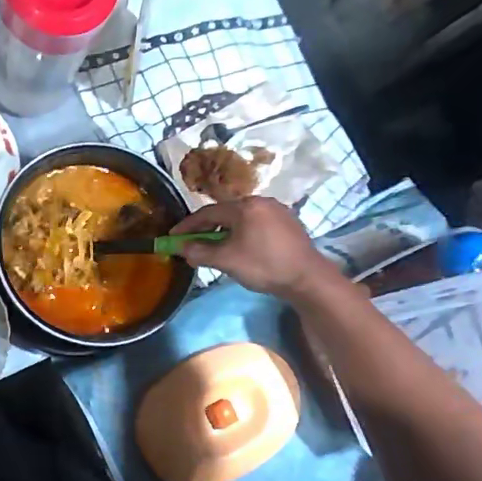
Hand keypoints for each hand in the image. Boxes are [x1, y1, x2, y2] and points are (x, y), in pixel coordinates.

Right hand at [171, 197, 335, 296]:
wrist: (308, 278)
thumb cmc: (263, 266)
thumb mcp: (226, 260)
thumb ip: (199, 252)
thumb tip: (181, 248)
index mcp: (245, 206)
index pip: (208, 213)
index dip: (188, 225)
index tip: (173, 236)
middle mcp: (261, 201)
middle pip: (225, 213)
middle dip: (206, 228)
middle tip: (193, 242)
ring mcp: (278, 210)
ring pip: (242, 218)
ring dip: (225, 231)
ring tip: (216, 247)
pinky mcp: (289, 222)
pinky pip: (257, 223)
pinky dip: (243, 232)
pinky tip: (241, 247)